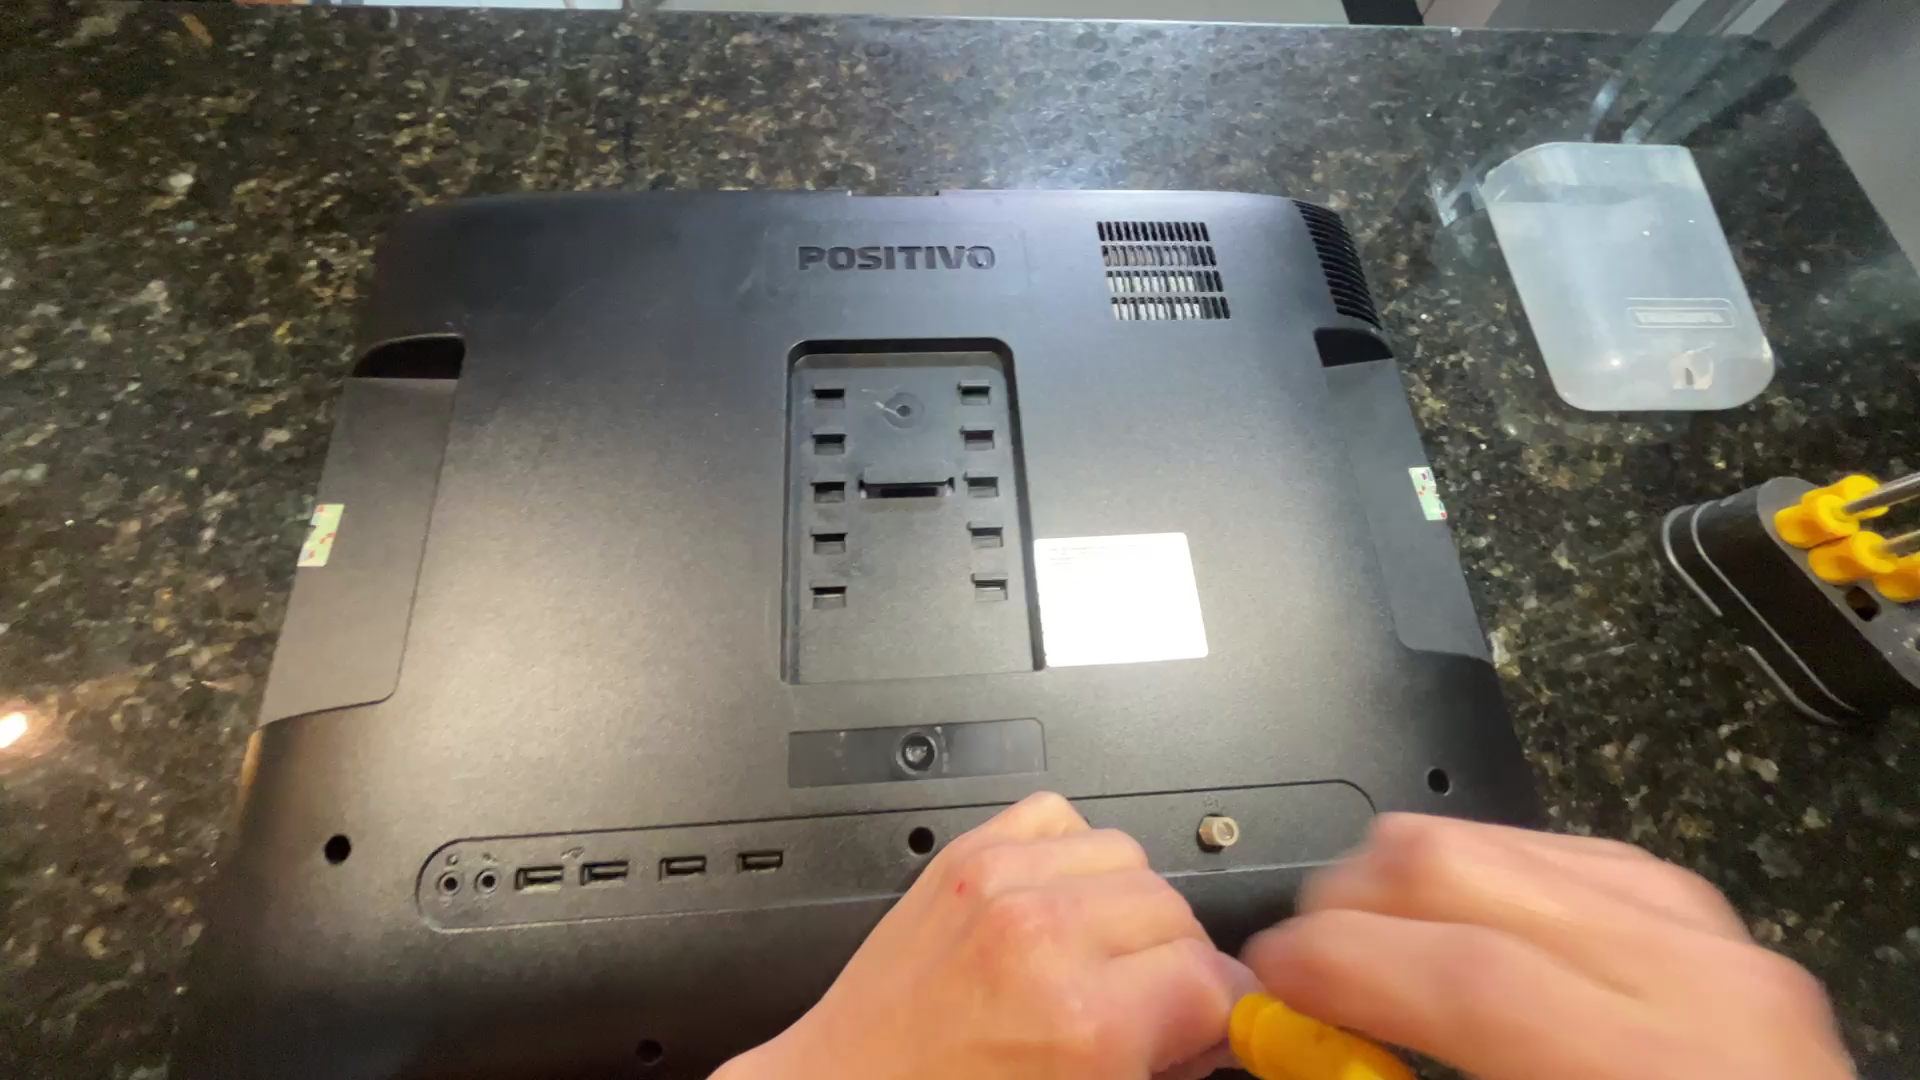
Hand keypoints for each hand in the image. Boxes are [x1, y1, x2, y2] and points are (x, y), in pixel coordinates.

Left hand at [717, 792, 1250, 1079]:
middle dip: (1175, 958)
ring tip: (1099, 944)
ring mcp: (998, 879)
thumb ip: (1164, 1060)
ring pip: (1126, 854)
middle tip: (1152, 995)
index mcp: (1081, 1021)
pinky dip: (1070, 849)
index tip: (1214, 1017)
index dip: (1224, 1005)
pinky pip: (1055, 814)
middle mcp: (1042, 932)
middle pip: (1174, 908)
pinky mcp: (965, 853)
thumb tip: (1215, 1017)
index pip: (1211, 975)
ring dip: (1127, 901)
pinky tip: (1056, 894)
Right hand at [1242, 814, 1853, 1079]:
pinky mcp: (1661, 889)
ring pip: (1462, 833)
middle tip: (1304, 959)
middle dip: (1336, 901)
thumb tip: (1270, 1015)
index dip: (1339, 964)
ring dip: (1378, 881)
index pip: (1472, 980)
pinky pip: (1506, 840)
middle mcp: (1694, 975)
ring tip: (1364, 942)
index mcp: (1663, 1071)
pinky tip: (1442, 928)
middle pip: (1448, 867)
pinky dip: (1441, 873)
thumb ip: (1376, 1076)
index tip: (1268, 973)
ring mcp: (1682, 916)